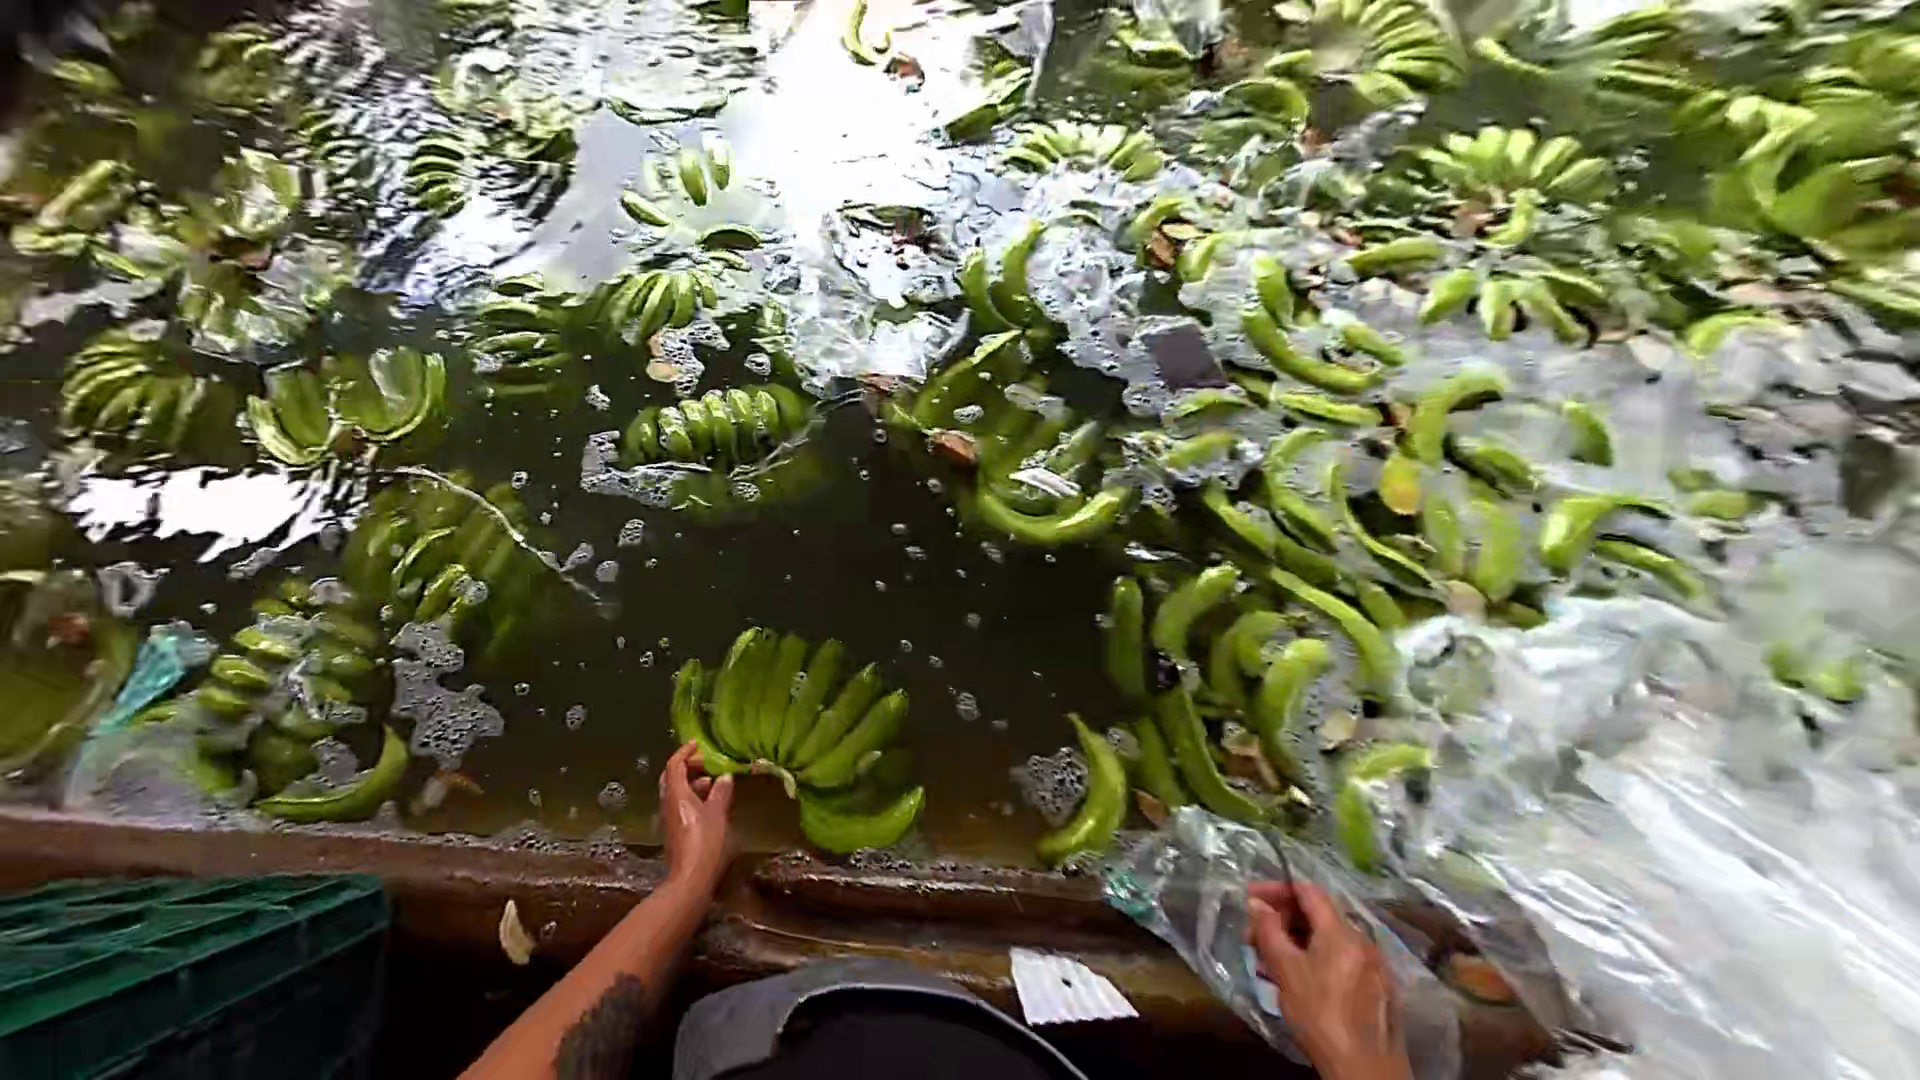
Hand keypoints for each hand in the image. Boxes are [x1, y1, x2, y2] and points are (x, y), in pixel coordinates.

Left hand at [659, 741, 735, 897]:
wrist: (690, 881)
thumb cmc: (705, 843)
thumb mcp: (718, 814)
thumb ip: (721, 793)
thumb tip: (724, 777)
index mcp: (676, 795)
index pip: (674, 765)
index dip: (685, 752)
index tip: (697, 744)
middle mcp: (668, 804)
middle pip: (671, 778)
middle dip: (687, 766)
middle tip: (706, 762)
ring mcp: (669, 819)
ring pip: (676, 792)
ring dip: (692, 782)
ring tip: (714, 781)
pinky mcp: (675, 831)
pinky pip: (680, 804)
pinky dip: (693, 796)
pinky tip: (710, 802)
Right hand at [1247, 881, 1411, 1079]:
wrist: (1366, 1075)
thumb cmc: (1320, 1017)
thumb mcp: (1285, 970)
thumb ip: (1268, 929)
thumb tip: (1257, 903)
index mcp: (1342, 933)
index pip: (1308, 891)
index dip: (1277, 888)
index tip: (1253, 897)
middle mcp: (1363, 942)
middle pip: (1318, 914)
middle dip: (1283, 919)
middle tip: (1256, 934)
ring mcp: (1374, 966)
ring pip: (1328, 939)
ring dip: (1295, 940)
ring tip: (1269, 960)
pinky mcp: (1378, 989)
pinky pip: (1341, 959)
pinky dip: (1316, 958)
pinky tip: (1297, 977)